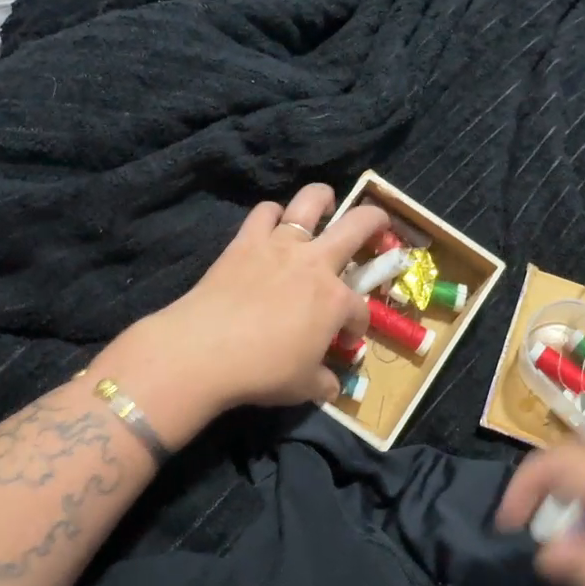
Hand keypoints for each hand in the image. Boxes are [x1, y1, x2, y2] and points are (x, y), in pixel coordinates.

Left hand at [105, 184, 387, 442]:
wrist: (204, 350)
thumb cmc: (263, 371)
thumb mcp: (303, 387)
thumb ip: (323, 382)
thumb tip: (332, 386)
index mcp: (335, 300)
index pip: (360, 309)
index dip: (358, 325)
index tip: (347, 339)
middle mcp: (316, 263)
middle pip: (358, 226)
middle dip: (376, 221)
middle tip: (380, 222)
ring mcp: (280, 245)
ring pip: (310, 202)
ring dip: (323, 198)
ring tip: (327, 201)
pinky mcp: (246, 241)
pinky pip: (263, 212)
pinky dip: (272, 214)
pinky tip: (273, 223)